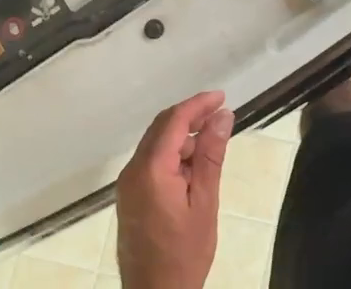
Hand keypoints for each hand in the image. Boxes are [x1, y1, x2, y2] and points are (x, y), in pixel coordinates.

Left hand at [116, 91, 233, 288]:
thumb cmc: (184, 253)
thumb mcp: (204, 202)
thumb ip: (210, 156)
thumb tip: (222, 116)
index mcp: (150, 169)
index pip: (174, 120)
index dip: (198, 104)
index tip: (222, 98)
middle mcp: (132, 170)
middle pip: (161, 127)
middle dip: (190, 116)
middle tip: (220, 115)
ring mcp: (127, 184)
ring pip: (155, 144)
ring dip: (181, 137)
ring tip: (211, 146)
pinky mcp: (129, 197)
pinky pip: (150, 161)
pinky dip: (171, 154)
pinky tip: (192, 167)